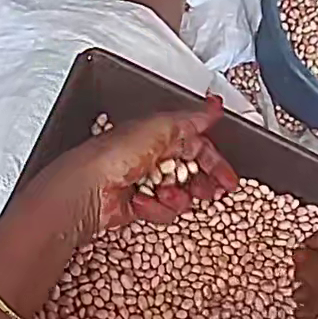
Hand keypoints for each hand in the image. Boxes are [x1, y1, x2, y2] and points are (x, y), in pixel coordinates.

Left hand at [28, 95, 240, 239]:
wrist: (88, 190)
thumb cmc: (114, 156)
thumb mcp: (158, 128)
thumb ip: (191, 118)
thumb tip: (214, 105)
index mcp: (159, 135)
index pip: (197, 147)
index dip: (215, 162)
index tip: (229, 180)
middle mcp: (154, 158)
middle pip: (191, 174)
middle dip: (201, 185)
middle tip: (209, 194)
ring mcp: (146, 184)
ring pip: (179, 197)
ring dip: (175, 199)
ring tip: (164, 196)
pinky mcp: (139, 206)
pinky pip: (161, 213)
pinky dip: (155, 210)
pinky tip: (142, 204)